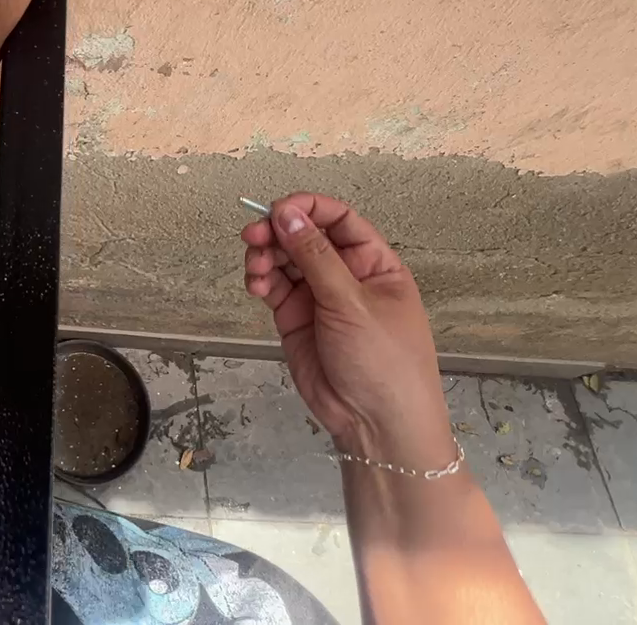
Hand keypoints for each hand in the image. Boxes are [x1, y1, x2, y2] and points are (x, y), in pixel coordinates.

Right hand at [242, 194, 454, 468]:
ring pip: (283, 258)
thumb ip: (315, 255)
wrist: (376, 427)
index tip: (277, 209)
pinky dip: (259, 279)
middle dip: (277, 231)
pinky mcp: (294, 316)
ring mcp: (317, 295)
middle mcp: (344, 274)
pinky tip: (256, 286)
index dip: (308, 208)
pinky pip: (272, 285)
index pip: (338, 219)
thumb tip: (285, 212)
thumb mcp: (351, 303)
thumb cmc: (383, 361)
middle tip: (253, 236)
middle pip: (304, 235)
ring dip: (264, 255)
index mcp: (373, 264)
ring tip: (255, 269)